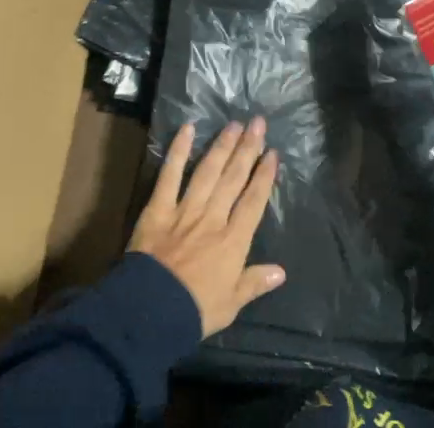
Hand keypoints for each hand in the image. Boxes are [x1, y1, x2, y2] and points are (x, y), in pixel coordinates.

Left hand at [130, 120, 284, 336]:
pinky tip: (188, 129)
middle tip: (258, 123)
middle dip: (248, 149)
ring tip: (234, 124)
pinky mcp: (158, 208)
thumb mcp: (231, 304)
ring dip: (222, 146)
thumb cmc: (195, 311)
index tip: (273, 153)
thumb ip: (254, 283)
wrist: (152, 310)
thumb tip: (281, 271)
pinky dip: (178, 151)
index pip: (253, 201)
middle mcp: (213, 218)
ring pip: (208, 171)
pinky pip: (170, 175)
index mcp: (233, 241)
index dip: (264, 176)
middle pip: (234, 178)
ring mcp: (185, 210)